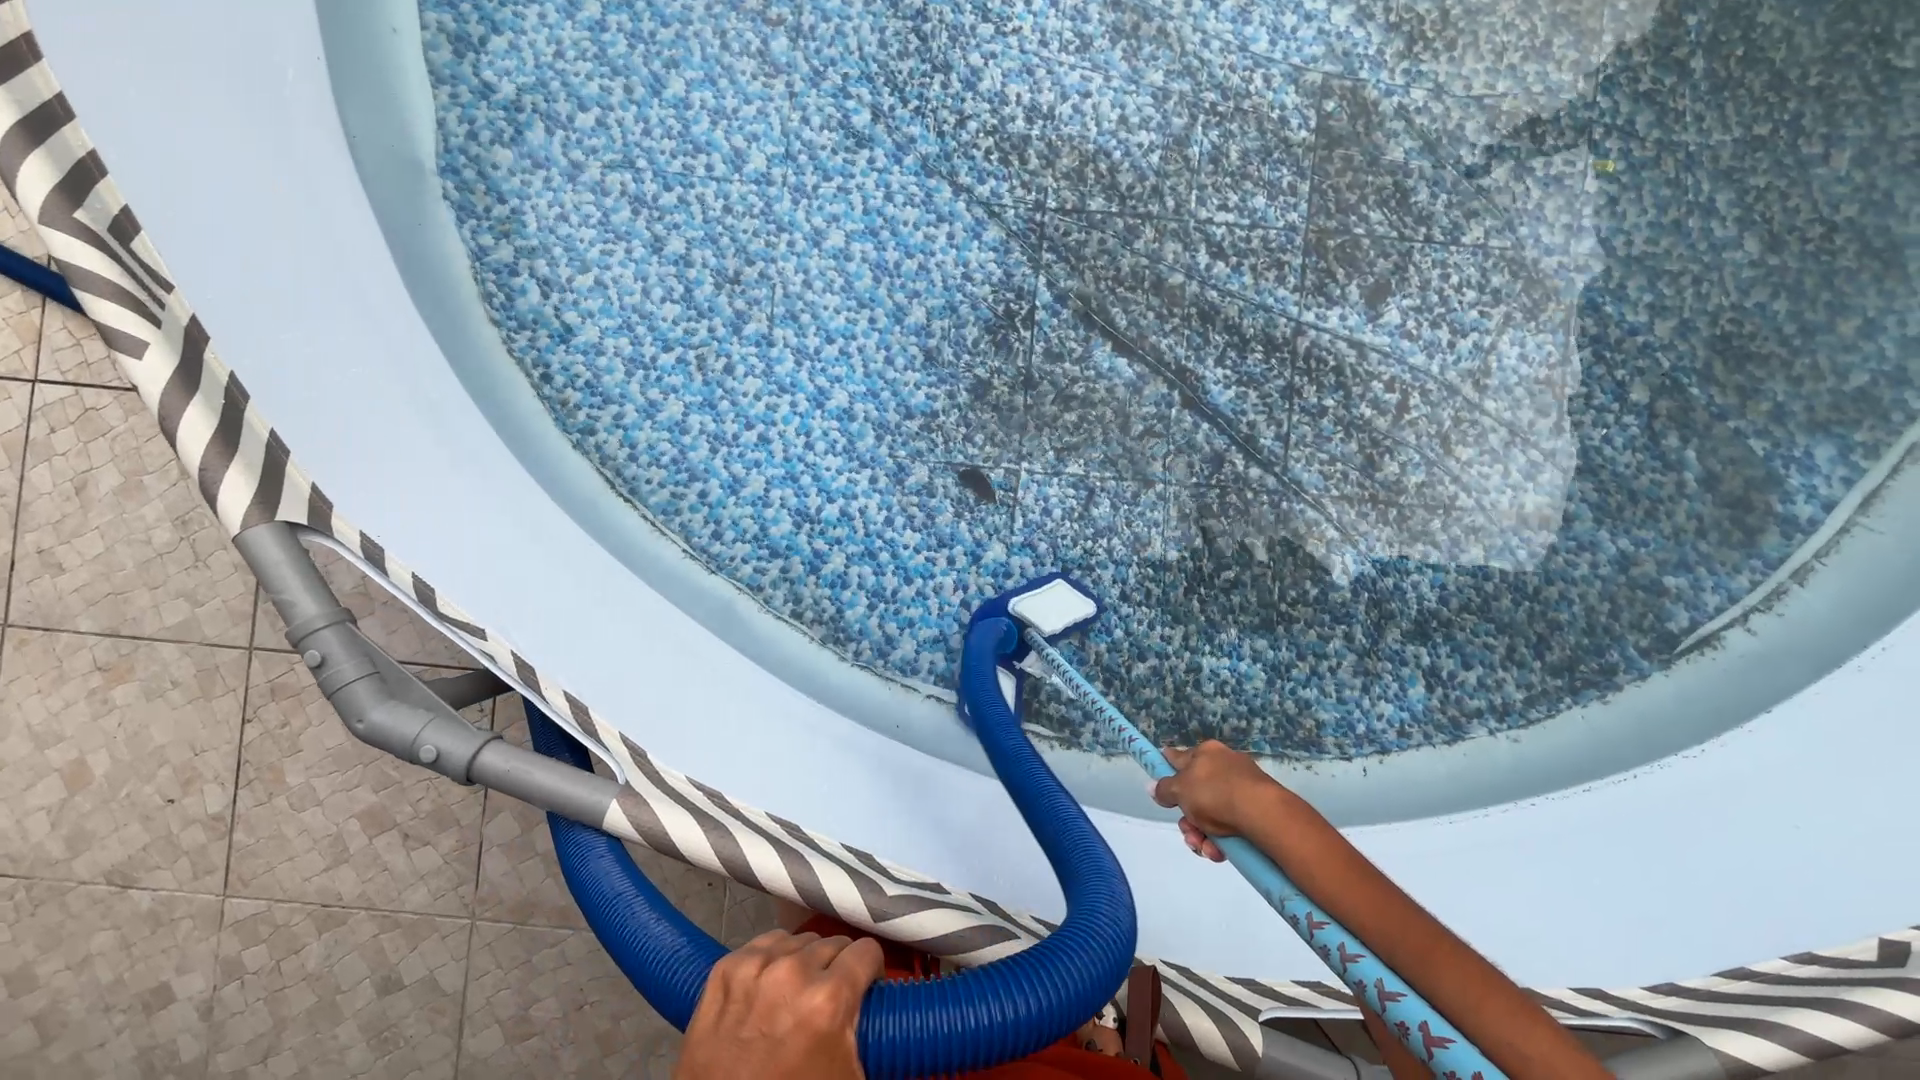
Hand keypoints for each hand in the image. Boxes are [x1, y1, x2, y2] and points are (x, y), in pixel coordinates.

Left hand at [674, 930, 885, 1079]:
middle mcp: (793, 972)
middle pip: (834, 943)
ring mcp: (755, 965)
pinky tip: (771, 983)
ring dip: (805, 960)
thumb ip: (872, 1032)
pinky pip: (765, 942)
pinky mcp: (725, 967)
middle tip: (831, 997)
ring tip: (798, 990)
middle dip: (838, 968)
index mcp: (829, 999)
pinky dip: (773, 957)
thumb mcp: (848, 1075)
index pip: (867, 951)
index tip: (867, 987)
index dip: (872, 970)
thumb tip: (886, 1012)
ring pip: (799, 939)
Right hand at [1152, 741, 1280, 857]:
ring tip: (1205, 848)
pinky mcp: (1256, 810)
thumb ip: (1164, 789)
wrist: (1263, 813)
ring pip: (1211, 814)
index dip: (1168, 769)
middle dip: (1188, 819)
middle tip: (1188, 831)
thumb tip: (1153, 786)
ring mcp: (1242, 788)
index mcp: (1206, 753)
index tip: (1162, 780)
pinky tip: (1219, 852)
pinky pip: (1230, 825)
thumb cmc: (1215, 793)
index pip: (1180, 758)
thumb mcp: (1180, 789)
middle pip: (1195, 794)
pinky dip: (1221, 840)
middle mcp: (1224, 766)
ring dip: (1202, 835)